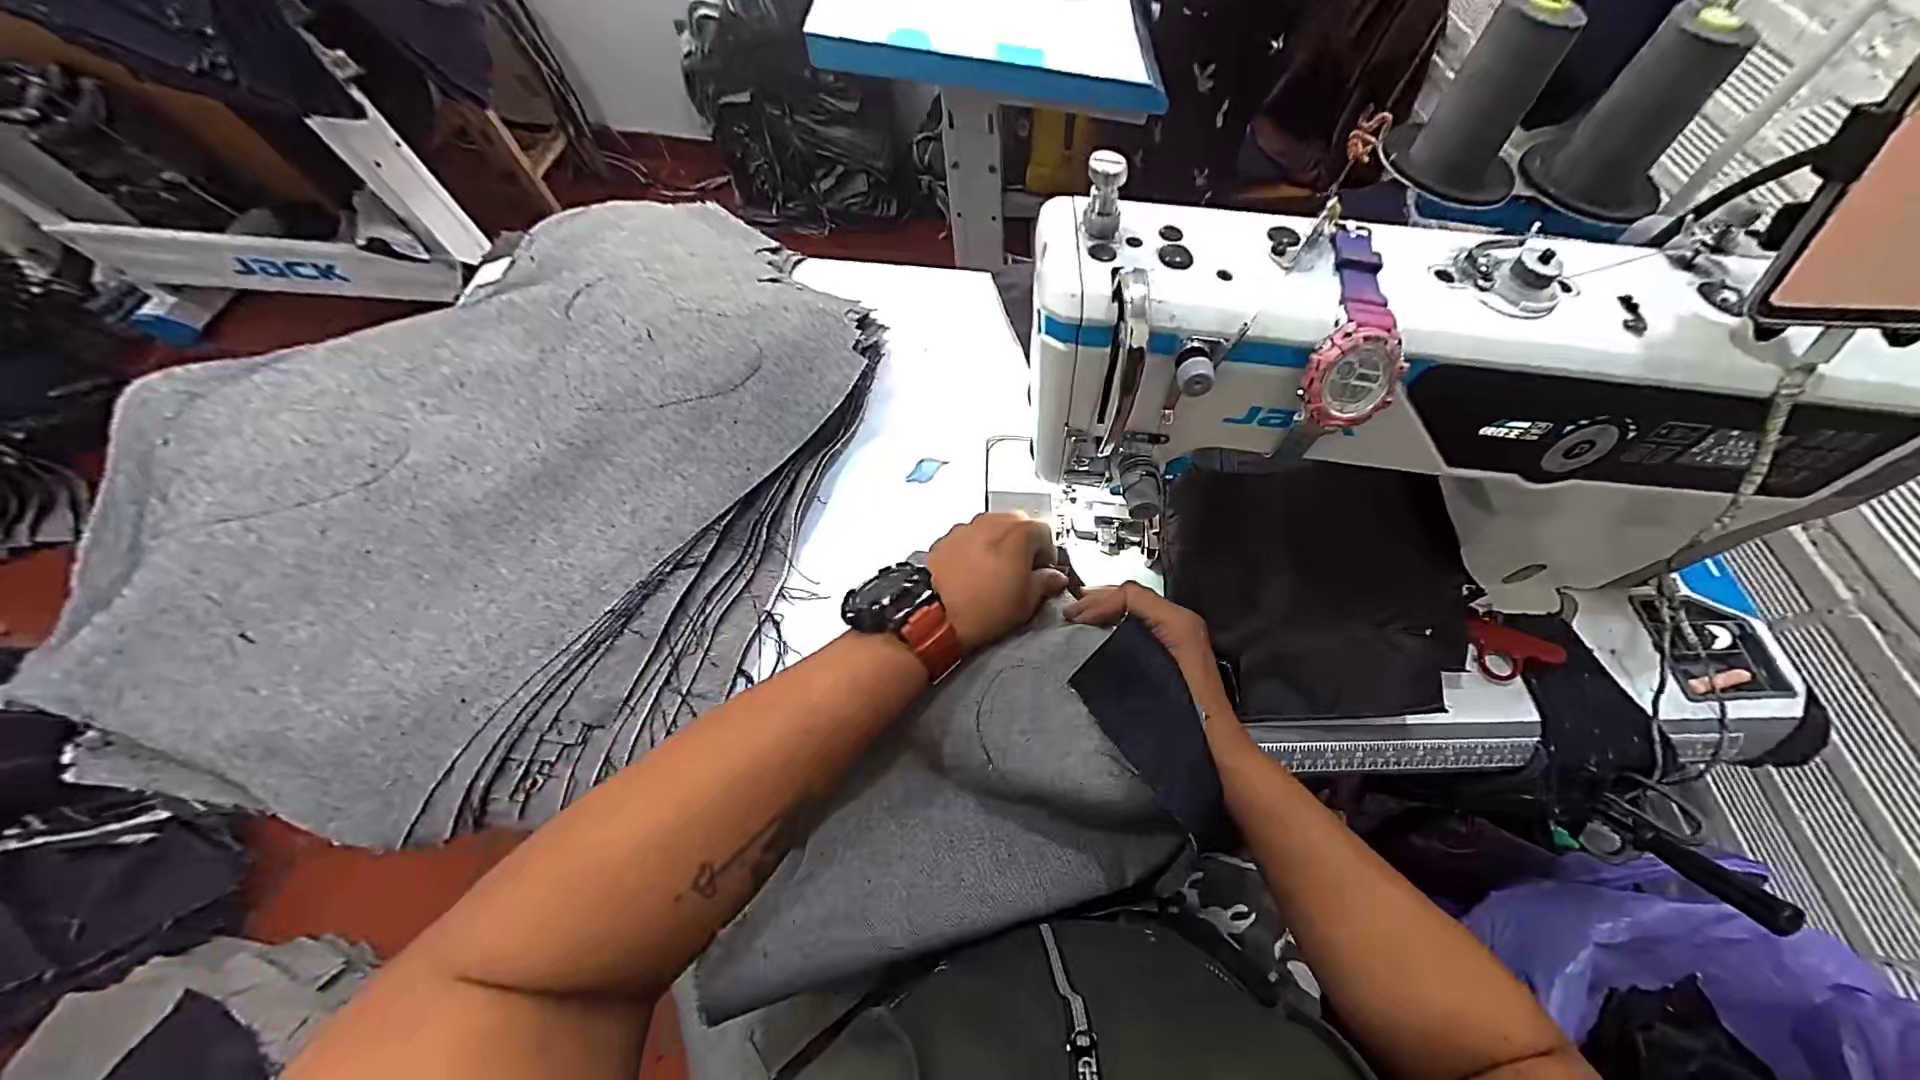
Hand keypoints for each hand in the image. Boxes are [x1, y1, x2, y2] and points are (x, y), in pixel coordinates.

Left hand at [926, 513, 1070, 652]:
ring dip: (996, 547)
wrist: (934, 614)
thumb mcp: (1025, 602)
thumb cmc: (981, 608)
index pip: (1045, 533)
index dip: (1047, 555)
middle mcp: (993, 522)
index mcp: (1019, 532)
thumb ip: (1045, 583)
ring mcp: (966, 528)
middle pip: (1017, 527)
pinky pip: (968, 540)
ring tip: (992, 577)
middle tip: (1019, 574)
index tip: (1043, 572)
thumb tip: (1053, 578)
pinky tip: (970, 576)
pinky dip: (973, 552)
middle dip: (1022, 547)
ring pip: (991, 531)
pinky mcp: (945, 539)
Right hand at [1065, 583, 1236, 723]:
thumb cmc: (1186, 709)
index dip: (1099, 601)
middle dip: (1099, 599)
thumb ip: (1127, 642)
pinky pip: (1140, 623)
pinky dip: (1115, 621)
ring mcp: (1179, 636)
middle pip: (1134, 596)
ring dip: (1105, 609)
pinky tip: (1098, 632)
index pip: (1130, 594)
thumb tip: (1094, 623)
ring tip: (1080, 616)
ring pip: (1136, 608)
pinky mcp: (1173, 651)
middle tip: (1071, 610)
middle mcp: (1181, 622)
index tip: (1075, 618)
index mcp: (1178, 622)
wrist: (1212, 743)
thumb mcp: (1152, 669)